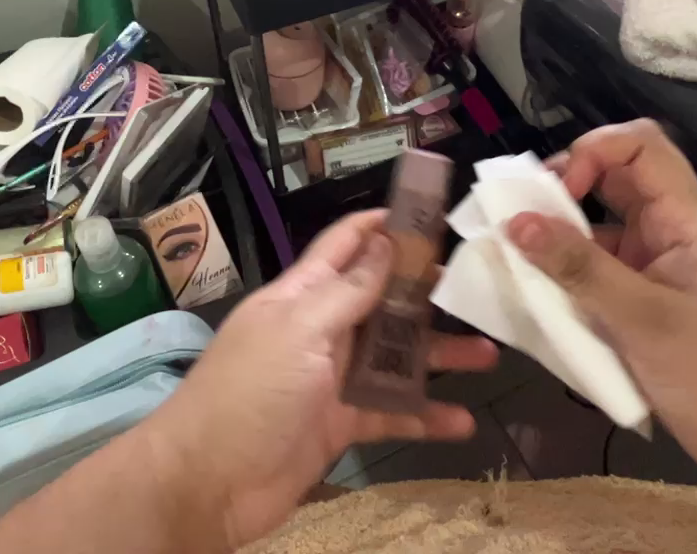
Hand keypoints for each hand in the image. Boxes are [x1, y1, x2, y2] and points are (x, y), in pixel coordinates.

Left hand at [143, 209, 497, 548]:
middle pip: (380, 299)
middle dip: (423, 290)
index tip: (428, 215)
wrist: (208, 481)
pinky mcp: (340, 423)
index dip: (381, 226)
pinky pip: (390, 412)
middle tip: (475, 288)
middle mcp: (321, 327)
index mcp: (303, 293)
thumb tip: (384, 241)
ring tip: (489, 350)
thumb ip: (347, 290)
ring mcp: (331, 377)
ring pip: (394, 356)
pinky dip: (424, 415)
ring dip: (437, 353)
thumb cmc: (250, 390)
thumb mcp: (299, 330)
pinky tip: (462, 421)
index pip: (345, 244)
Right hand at [504, 120, 696, 497]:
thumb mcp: (648, 323)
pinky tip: (537, 300)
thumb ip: (579, 269)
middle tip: (519, 220)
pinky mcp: (646, 310)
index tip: (556, 192)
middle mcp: (669, 235)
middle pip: (612, 181)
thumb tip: (514, 222)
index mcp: (686, 221)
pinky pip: (597, 275)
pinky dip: (565, 279)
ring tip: (515, 260)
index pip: (640, 146)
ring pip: (599, 231)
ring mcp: (657, 273)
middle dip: (561, 190)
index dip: (593, 150)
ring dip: (557, 238)